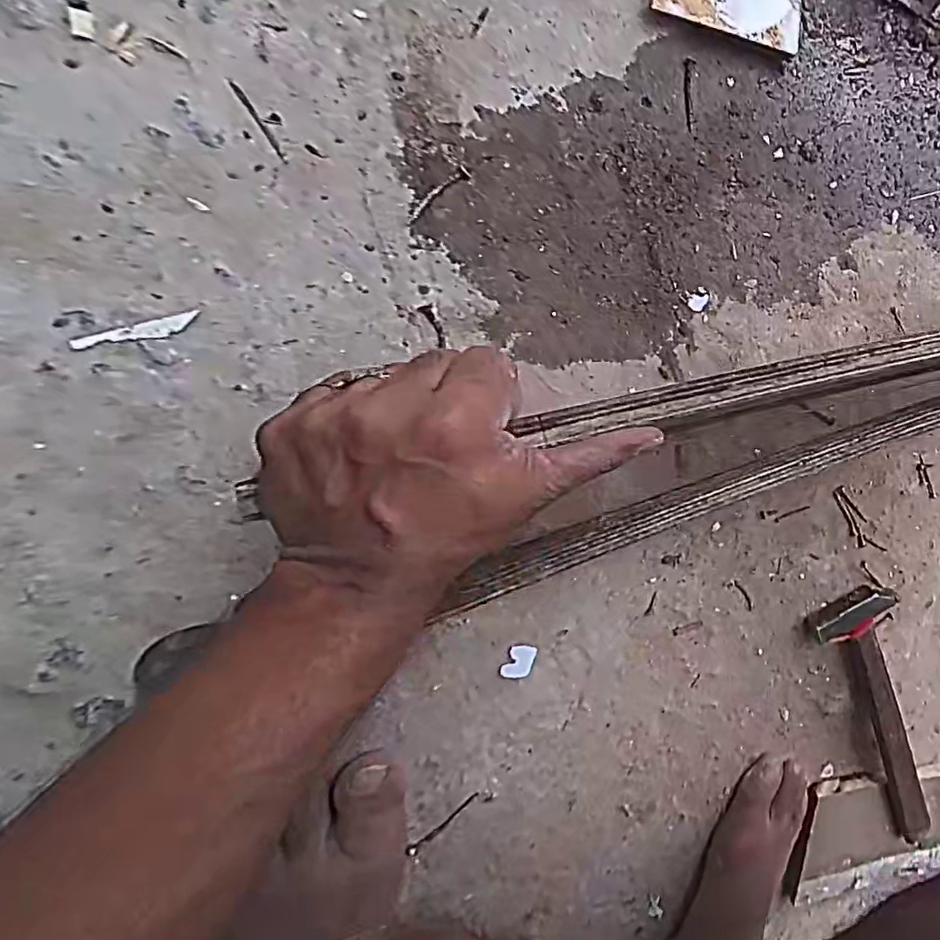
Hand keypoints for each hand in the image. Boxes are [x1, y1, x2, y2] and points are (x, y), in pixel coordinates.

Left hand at [253, 348, 661, 615]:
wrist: (364, 576)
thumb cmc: (453, 537)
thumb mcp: (531, 495)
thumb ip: (591, 457)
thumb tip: (648, 436)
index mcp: (458, 423)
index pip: (486, 363)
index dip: (491, 399)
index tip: (482, 432)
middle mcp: (392, 410)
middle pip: (437, 364)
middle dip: (448, 397)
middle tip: (443, 445)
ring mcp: (333, 416)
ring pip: (388, 375)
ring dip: (400, 405)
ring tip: (401, 452)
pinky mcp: (290, 426)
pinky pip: (333, 393)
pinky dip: (348, 417)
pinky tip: (361, 455)